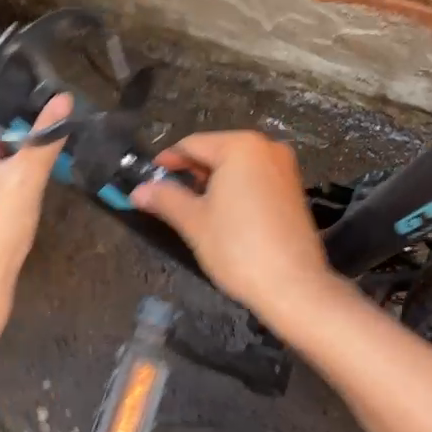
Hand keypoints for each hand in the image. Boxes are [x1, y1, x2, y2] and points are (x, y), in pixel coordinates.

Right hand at [130, 132, 338, 314]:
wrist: (293, 286)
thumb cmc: (238, 247)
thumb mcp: (193, 221)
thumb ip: (164, 199)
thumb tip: (137, 191)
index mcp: (241, 147)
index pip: (192, 144)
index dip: (168, 160)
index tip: (149, 178)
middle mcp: (266, 148)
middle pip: (217, 151)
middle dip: (191, 171)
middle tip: (169, 195)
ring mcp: (285, 167)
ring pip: (237, 165)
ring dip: (213, 181)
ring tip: (194, 207)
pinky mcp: (294, 189)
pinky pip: (256, 178)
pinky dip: (236, 188)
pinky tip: (224, 213)